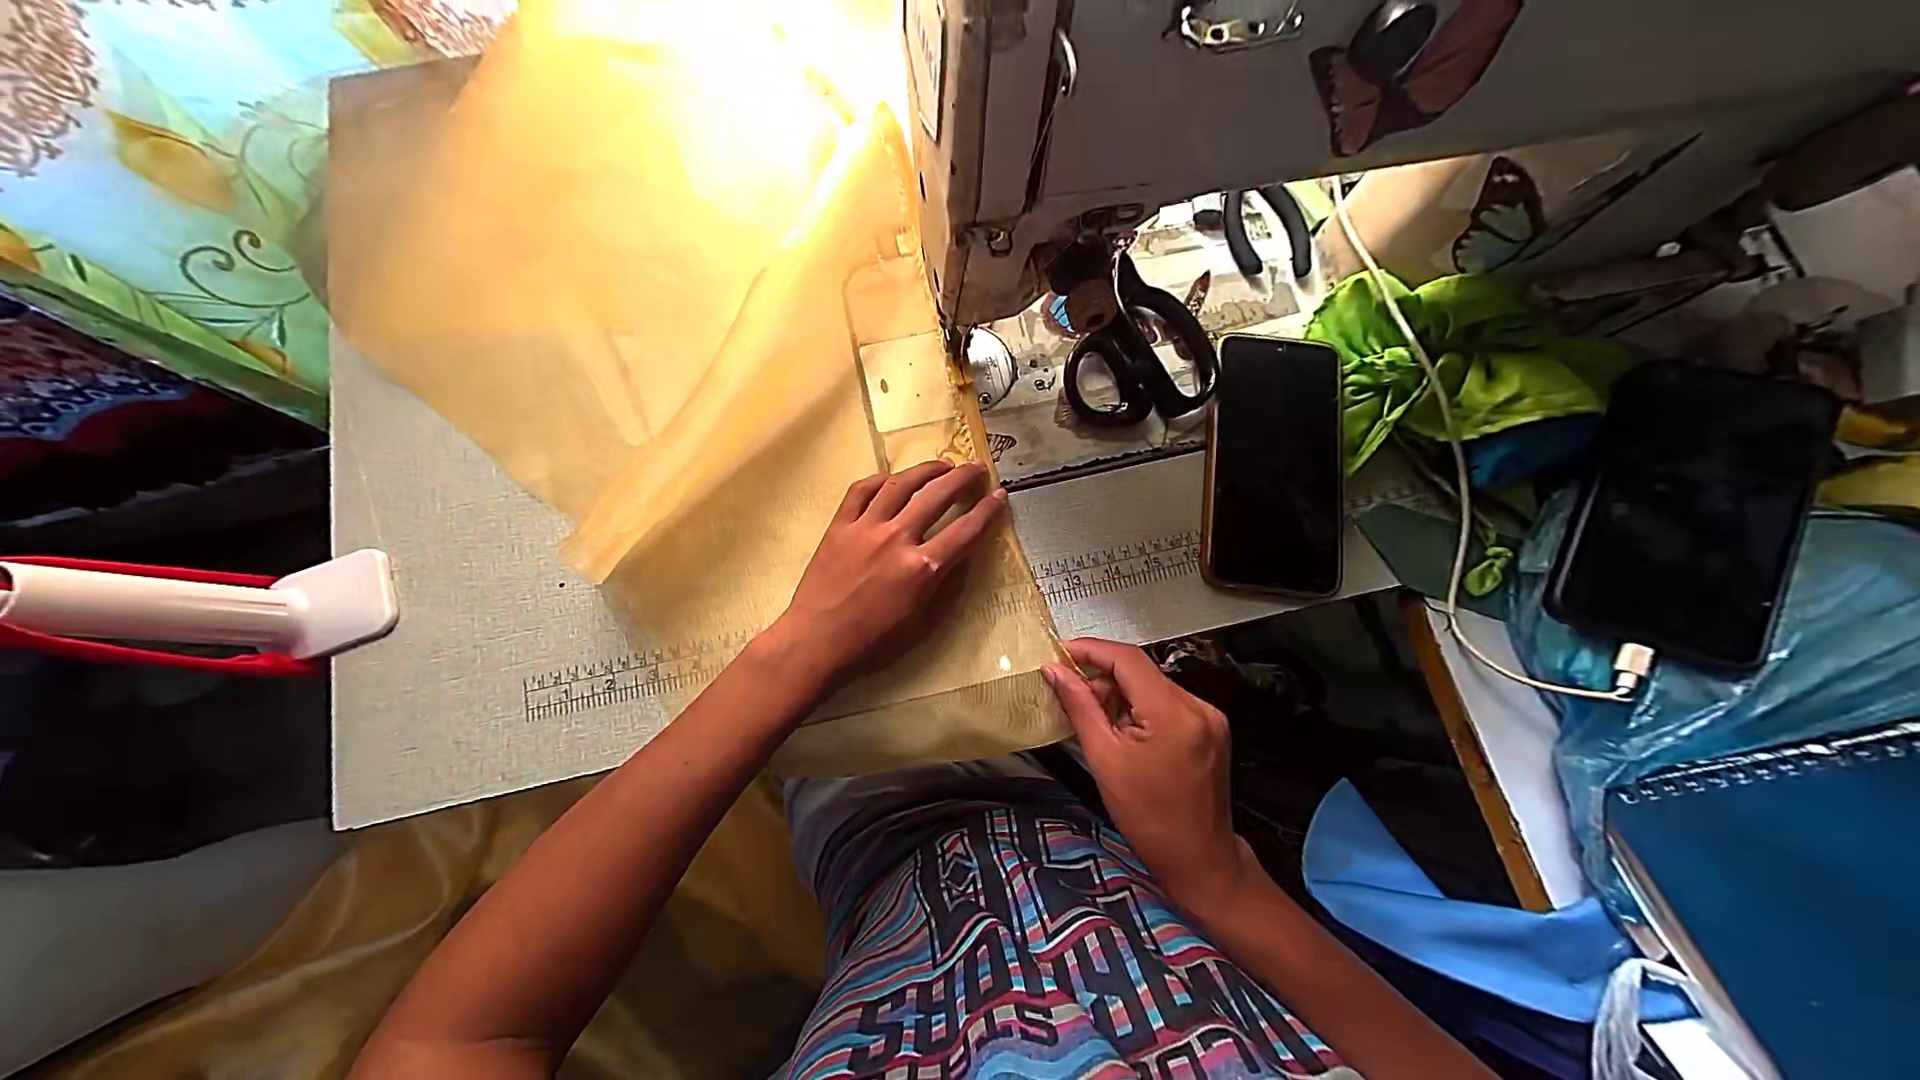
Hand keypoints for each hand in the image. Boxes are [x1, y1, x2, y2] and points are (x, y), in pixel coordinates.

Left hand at [773, 461, 1006, 685]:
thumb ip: (949, 586)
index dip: (988, 510)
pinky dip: (882, 480)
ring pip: (901, 484)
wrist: (816, 642)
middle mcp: (897, 539)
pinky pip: (862, 490)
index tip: (1000, 495)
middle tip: (977, 469)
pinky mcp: (839, 526)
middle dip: (963, 478)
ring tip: (943, 466)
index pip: (966, 529)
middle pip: (937, 495)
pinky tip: (894, 479)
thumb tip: (966, 555)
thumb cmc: (874, 642)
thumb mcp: (924, 624)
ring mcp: (865, 528)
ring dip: (926, 470)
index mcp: (922, 568)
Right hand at [1044, 638, 1268, 914]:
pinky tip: (1126, 732)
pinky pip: (1168, 701)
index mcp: (1173, 713)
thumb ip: (1079, 706)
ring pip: (1152, 685)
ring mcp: (1208, 716)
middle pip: (1140, 671)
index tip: (1063, 653)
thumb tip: (1056, 672)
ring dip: (1121, 694)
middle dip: (1103, 679)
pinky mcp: (1210, 727)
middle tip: (1074, 698)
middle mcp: (1198, 707)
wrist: (1198, 858)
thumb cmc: (1149, 818)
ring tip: (1101, 725)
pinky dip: (1141, 707)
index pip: (1127, 658)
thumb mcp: (1103, 758)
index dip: (1091, 650)